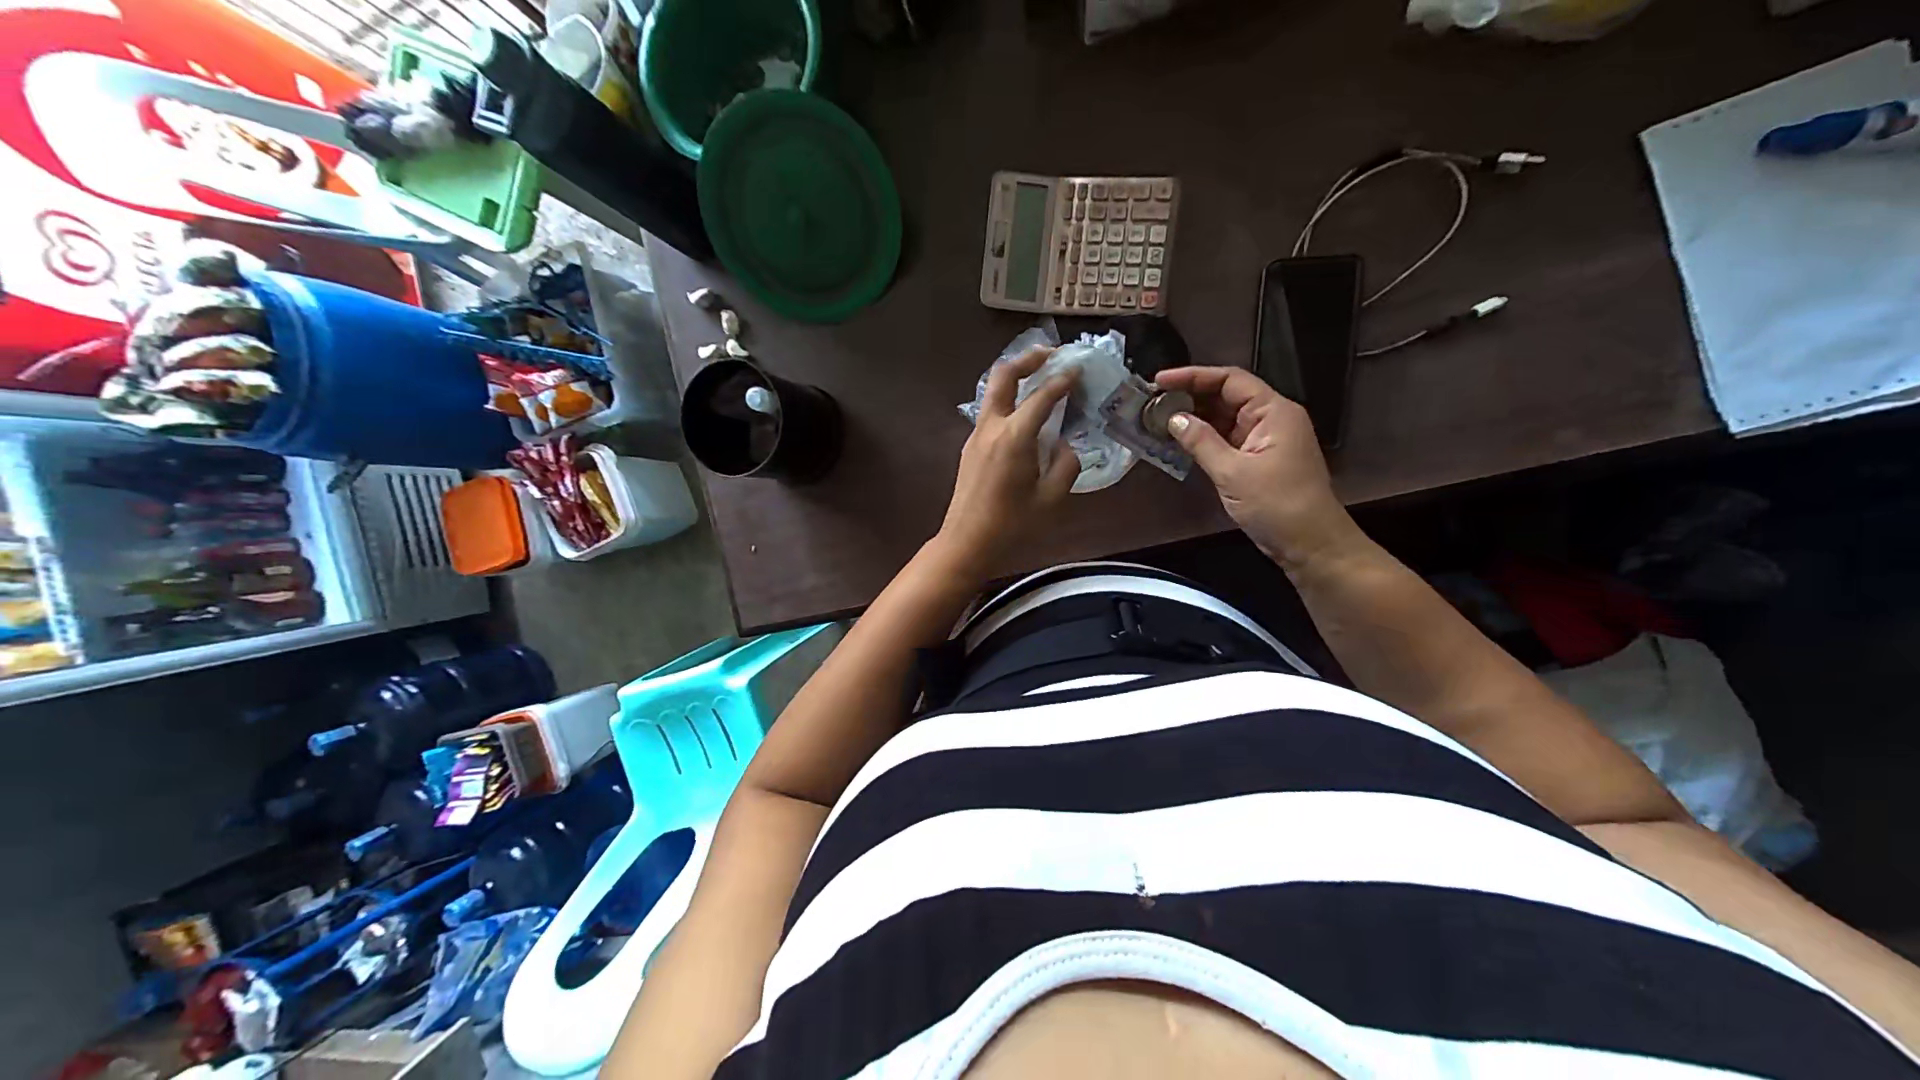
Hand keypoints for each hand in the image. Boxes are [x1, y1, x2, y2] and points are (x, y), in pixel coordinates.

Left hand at [935, 347, 1080, 576]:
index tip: (1079, 369)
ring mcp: (976, 436)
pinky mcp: (970, 448)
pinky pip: (990, 412)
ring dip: (1016, 378)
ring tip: (1040, 378)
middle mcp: (992, 427)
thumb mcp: (1052, 499)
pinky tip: (1025, 415)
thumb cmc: (1012, 526)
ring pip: (993, 391)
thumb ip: (1065, 465)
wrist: (966, 543)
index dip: (1063, 379)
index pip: (1042, 396)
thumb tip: (1065, 446)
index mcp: (1014, 437)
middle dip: (1028, 359)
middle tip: (1051, 354)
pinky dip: (1009, 401)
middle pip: (1004, 375)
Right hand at [1154, 366, 1360, 571]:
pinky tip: (1177, 440)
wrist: (1310, 544)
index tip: (1160, 380)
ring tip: (1157, 418)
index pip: (1230, 380)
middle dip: (1190, 396)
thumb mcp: (1233, 472)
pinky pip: (1226, 439)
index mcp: (1273, 412)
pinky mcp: (1257, 459)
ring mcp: (1264, 439)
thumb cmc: (1277, 505)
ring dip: (1193, 417)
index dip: (1193, 376)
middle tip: (1153, 400)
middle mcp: (1271, 419)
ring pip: (1224, 418)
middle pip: (1226, 396)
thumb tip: (1174, 418)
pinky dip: (1203, 437)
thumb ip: (1201, 442)